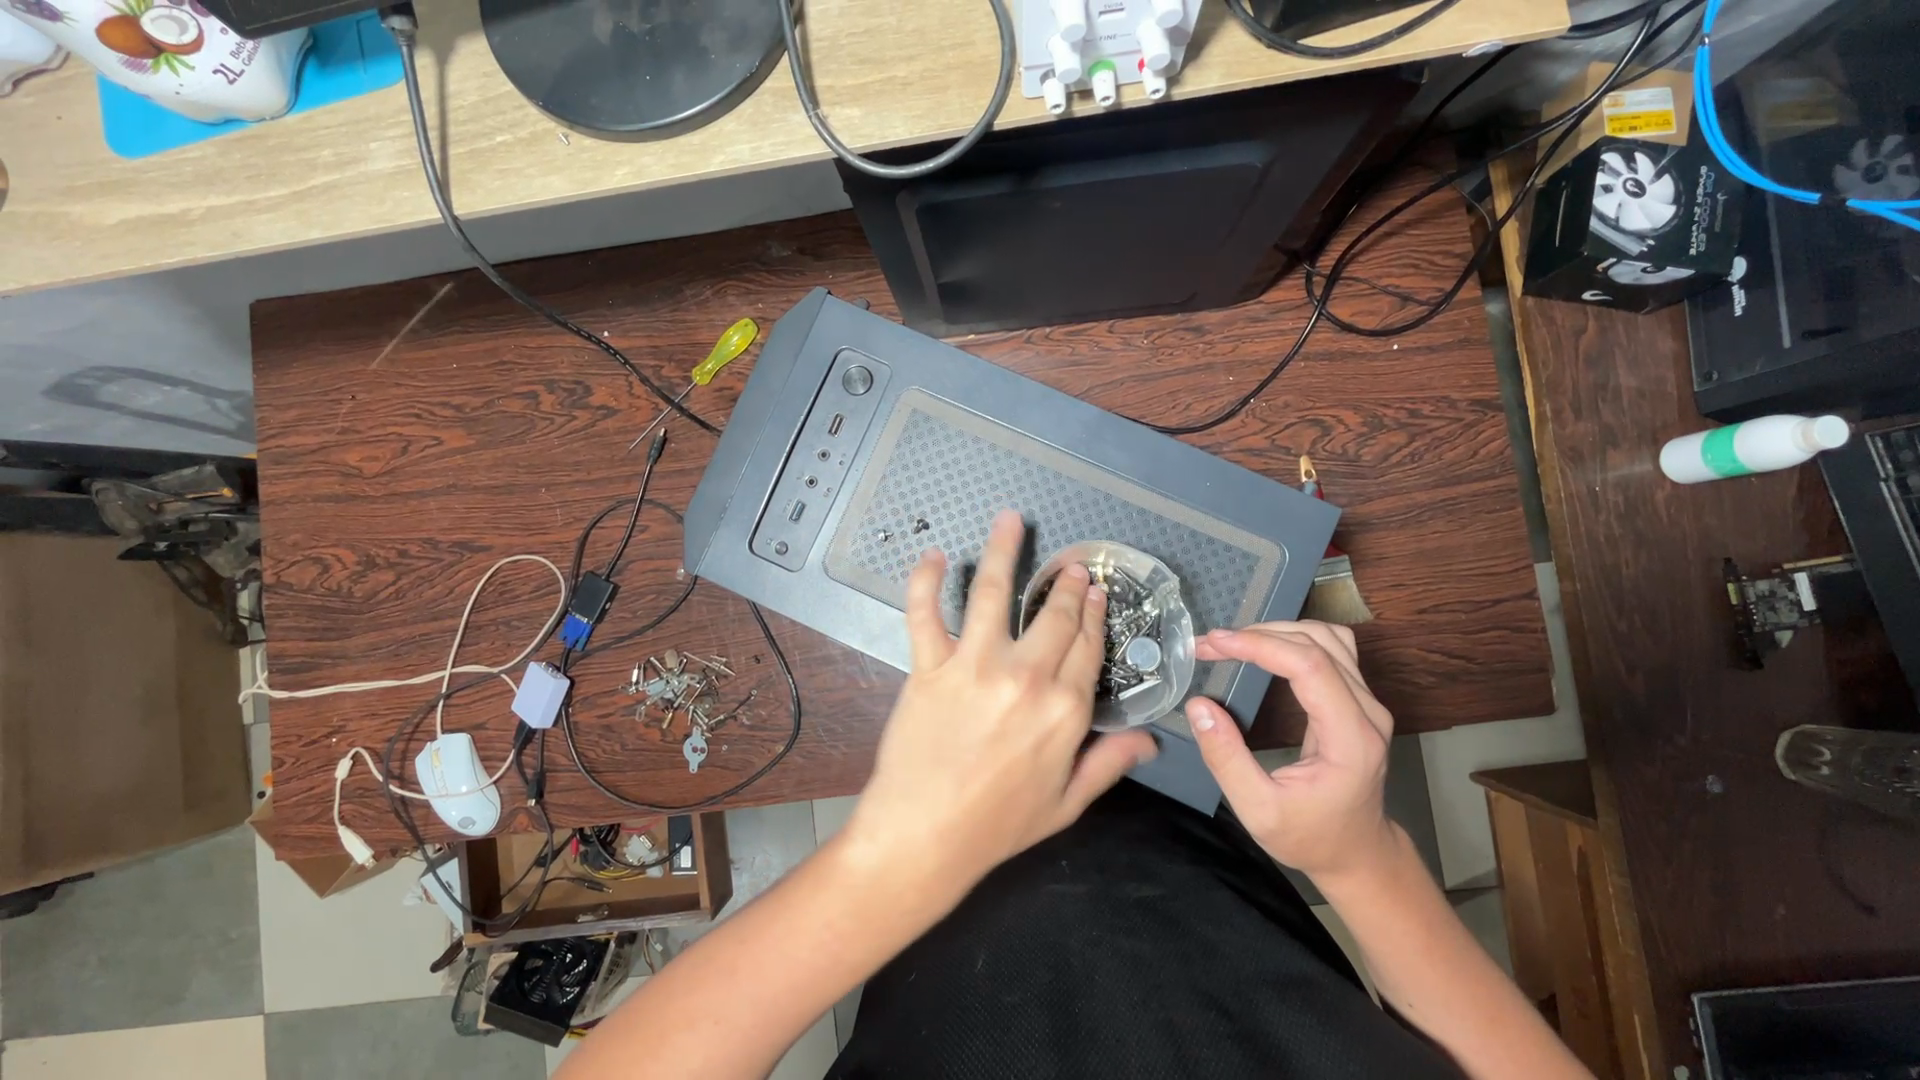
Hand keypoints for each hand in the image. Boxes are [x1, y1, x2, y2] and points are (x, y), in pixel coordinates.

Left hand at [842, 510, 1158, 903]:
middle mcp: (1026, 676)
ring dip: (1003, 551)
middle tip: (1071, 565)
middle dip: (1066, 585)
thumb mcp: (1066, 802)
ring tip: (1009, 520)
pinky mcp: (929, 667)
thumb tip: (1150, 740)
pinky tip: (932, 556)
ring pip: (992, 594)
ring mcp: (975, 666)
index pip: (1088, 647)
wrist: (925, 837)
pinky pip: (925, 614)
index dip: (1093, 615)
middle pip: (1053, 616)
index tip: (1096, 593)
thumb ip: (1108, 763)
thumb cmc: (998, 826)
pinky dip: (925, 581)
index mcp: (1065, 709)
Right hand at [1183, 621, 1397, 884]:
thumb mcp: (1258, 811)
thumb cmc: (1310, 837)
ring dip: (1278, 631)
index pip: (1311, 666)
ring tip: (1233, 642)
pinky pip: (1331, 651)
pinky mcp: (1358, 701)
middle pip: (1319, 643)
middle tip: (1210, 645)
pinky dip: (1292, 640)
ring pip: (1329, 638)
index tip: (1215, 643)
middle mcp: (1368, 712)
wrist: (1357, 853)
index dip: (1261, 646)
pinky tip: (1262, 648)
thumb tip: (1199, 706)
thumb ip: (1226, 759)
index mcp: (1350, 738)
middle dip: (1260, 635)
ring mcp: (1368, 703)